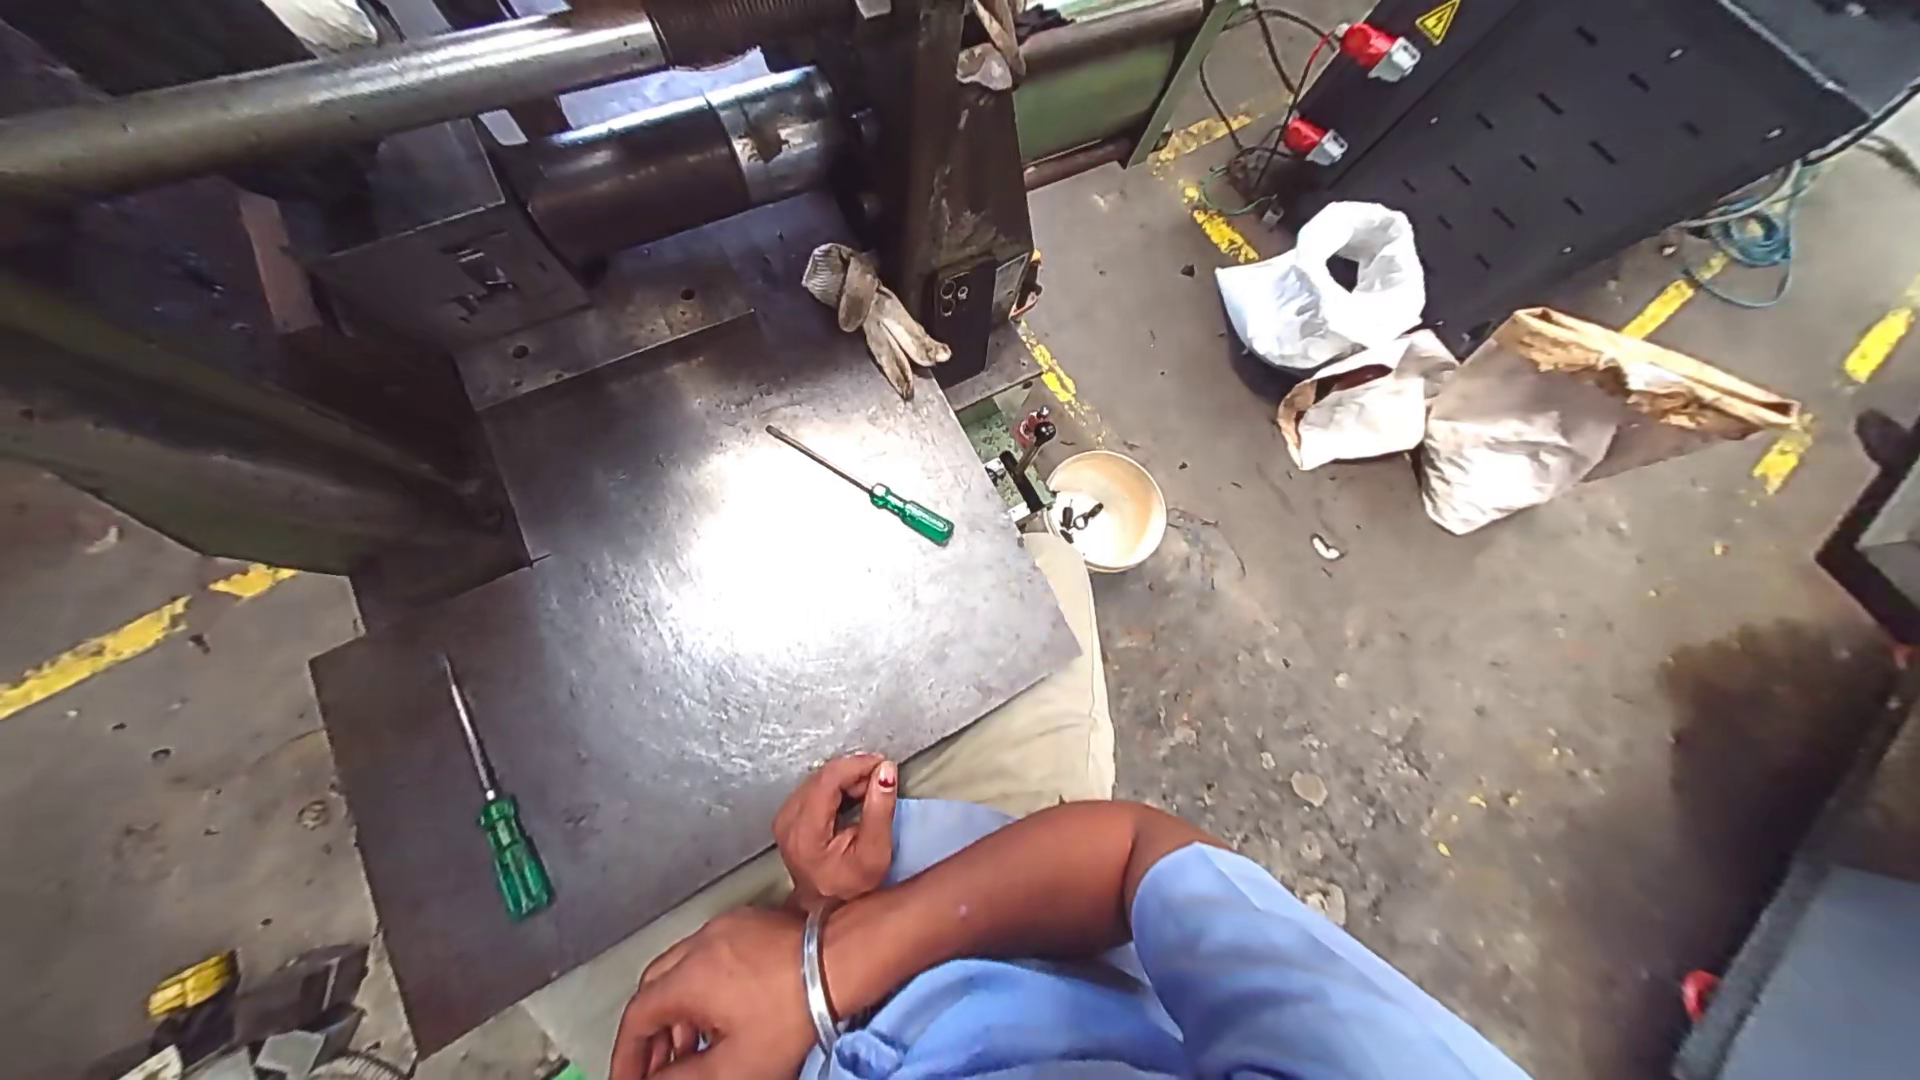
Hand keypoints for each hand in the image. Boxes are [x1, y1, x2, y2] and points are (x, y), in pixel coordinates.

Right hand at [610, 909, 815, 1078]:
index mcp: (690, 974)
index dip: (627, 1057)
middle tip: (659, 1067)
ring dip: (677, 1007)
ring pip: (683, 965)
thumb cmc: (790, 1013)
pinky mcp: (752, 920)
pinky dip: (702, 983)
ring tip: (692, 1047)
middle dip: (650, 1030)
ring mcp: (729, 924)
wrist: (838, 961)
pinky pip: (711, 951)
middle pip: (655, 985)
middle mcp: (703, 940)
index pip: (637, 1015)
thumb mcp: (731, 1067)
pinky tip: (721, 1012)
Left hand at [775, 753, 897, 911]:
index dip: (857, 765)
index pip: (828, 780)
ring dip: (847, 777)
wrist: (827, 907)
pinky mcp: (788, 814)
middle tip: (879, 781)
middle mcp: (788, 821)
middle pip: (823, 776)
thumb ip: (880, 810)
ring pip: (819, 777)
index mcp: (804, 833)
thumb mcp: (876, 853)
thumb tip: (884, 771)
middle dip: (855, 771)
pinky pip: (816, 785)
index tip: (883, 764)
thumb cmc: (854, 886)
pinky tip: (853, 795)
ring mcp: (785, 817)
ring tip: (868, 791)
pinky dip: (838, 784)